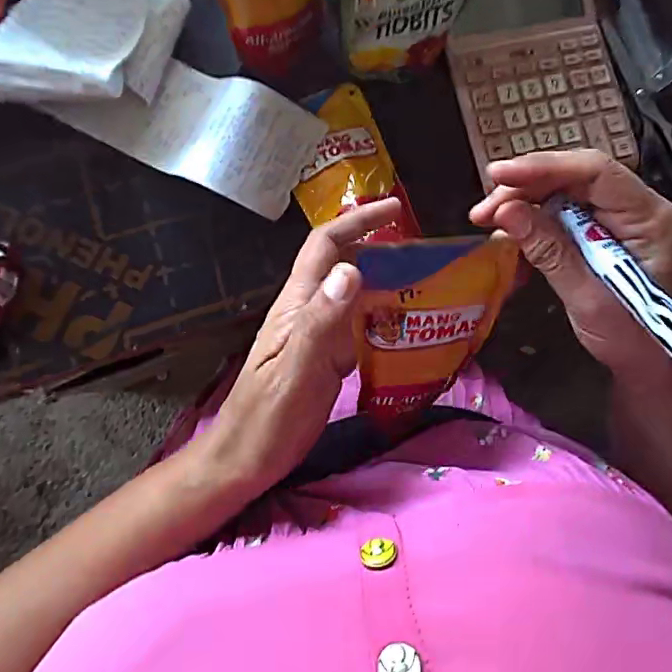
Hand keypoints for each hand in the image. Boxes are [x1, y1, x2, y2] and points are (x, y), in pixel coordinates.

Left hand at [189, 197, 403, 496]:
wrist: (245, 460)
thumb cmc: (267, 418)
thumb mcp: (297, 370)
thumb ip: (322, 321)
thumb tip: (352, 269)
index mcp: (297, 304)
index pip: (326, 245)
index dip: (358, 221)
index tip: (395, 210)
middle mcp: (307, 310)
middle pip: (344, 263)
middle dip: (381, 248)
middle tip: (425, 255)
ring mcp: (316, 334)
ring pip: (355, 294)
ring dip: (387, 282)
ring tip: (427, 286)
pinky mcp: (326, 357)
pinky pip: (359, 325)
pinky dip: (384, 317)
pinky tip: (408, 329)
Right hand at [469, 149, 671, 377]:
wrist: (658, 374)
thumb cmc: (635, 343)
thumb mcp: (589, 300)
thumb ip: (550, 251)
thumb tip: (507, 211)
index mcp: (650, 218)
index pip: (596, 172)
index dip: (544, 168)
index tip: (498, 175)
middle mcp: (639, 209)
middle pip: (577, 177)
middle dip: (526, 188)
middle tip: (483, 210)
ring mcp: (624, 221)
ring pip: (566, 194)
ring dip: (525, 205)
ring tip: (489, 223)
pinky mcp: (607, 234)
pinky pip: (566, 215)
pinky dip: (535, 225)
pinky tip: (511, 240)